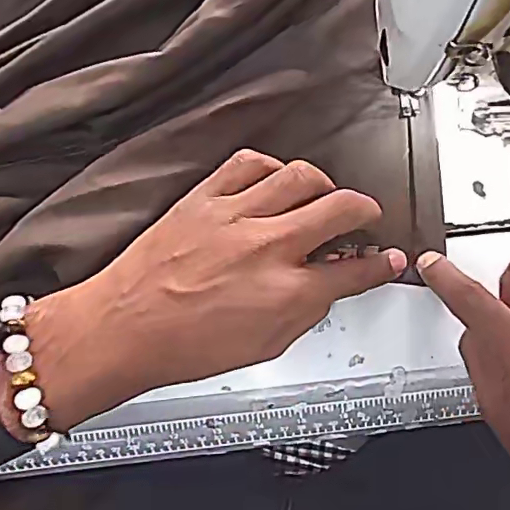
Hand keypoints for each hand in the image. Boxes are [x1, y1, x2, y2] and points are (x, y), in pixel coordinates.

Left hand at [20, 151, 406, 427]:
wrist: (122, 329)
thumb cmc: (183, 346)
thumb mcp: (265, 345)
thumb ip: (308, 312)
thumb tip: (332, 288)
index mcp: (286, 293)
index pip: (355, 270)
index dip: (381, 264)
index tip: (387, 259)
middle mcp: (266, 248)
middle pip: (340, 209)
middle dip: (366, 210)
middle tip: (367, 215)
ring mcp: (234, 216)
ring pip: (300, 176)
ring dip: (324, 184)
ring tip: (323, 195)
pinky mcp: (204, 198)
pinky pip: (248, 163)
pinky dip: (271, 168)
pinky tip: (274, 181)